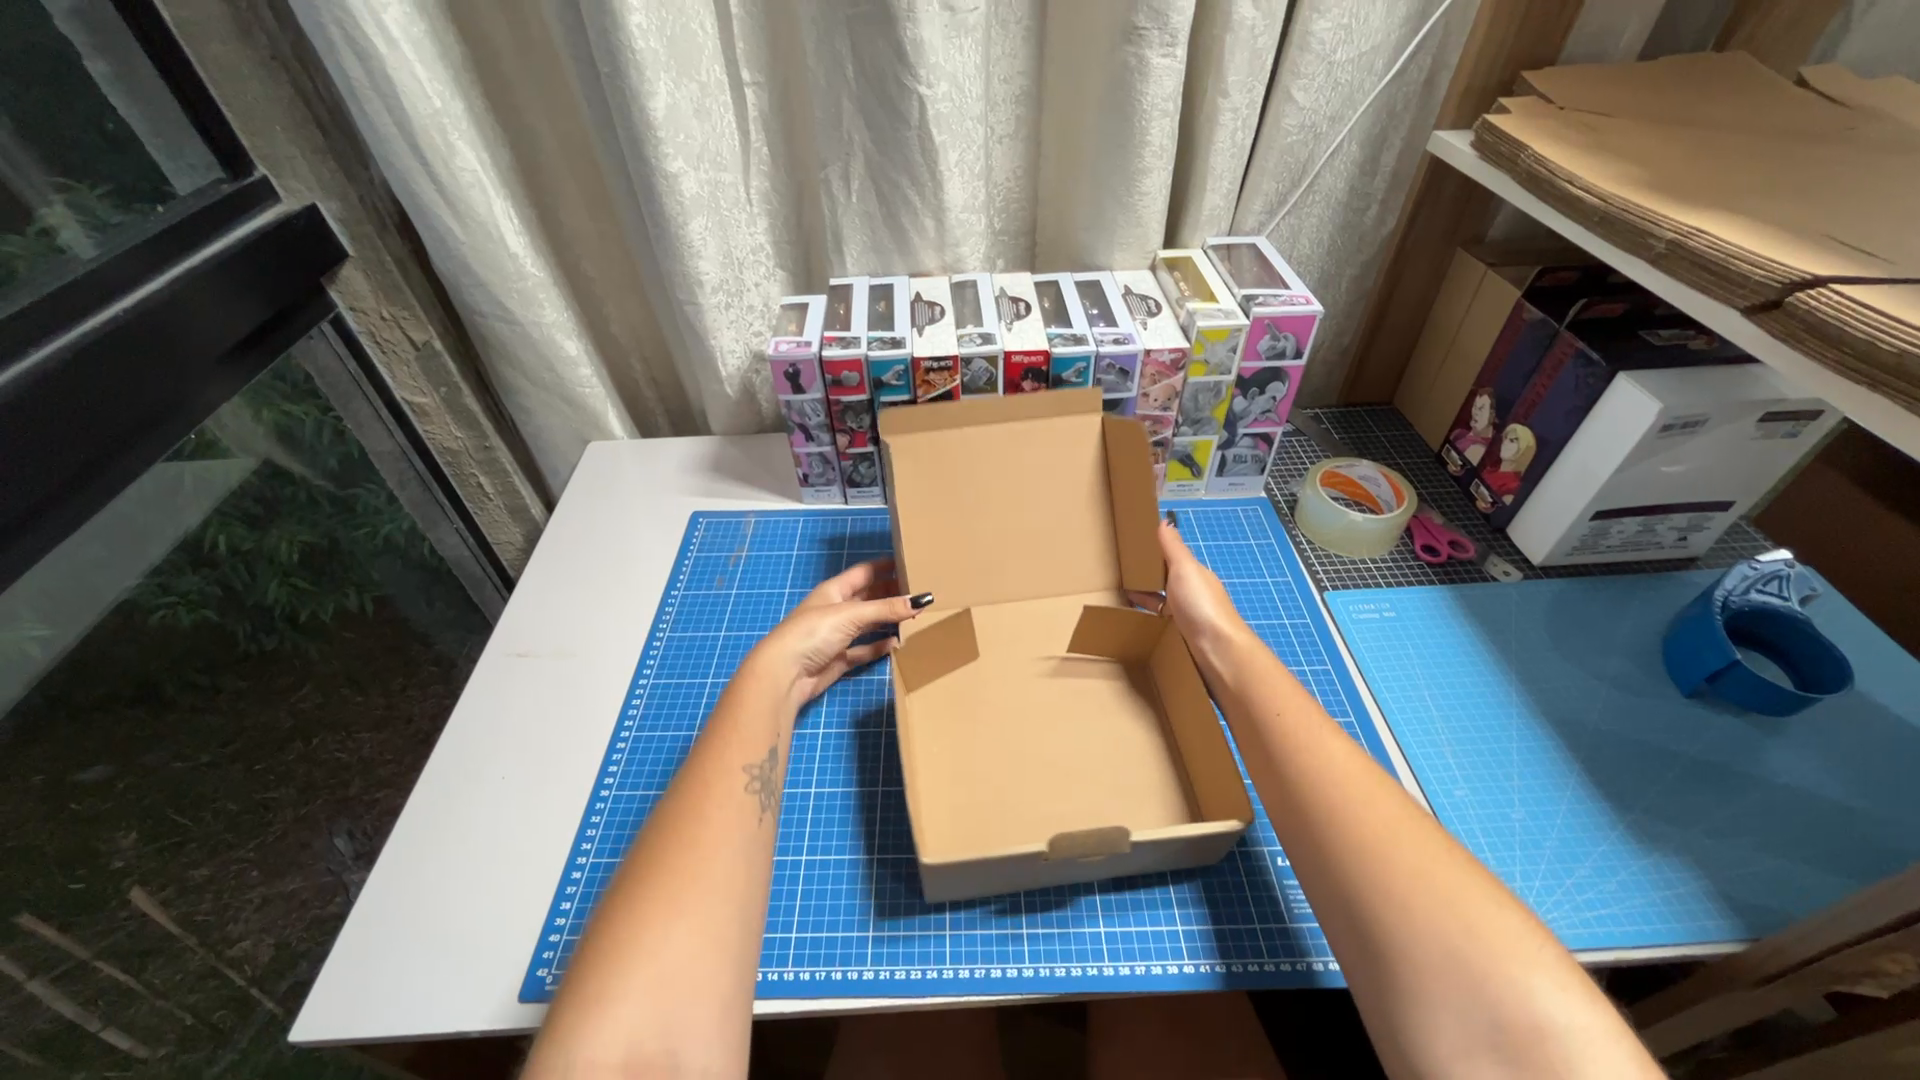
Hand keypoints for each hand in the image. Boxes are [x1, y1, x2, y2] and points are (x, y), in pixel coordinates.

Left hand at [746, 558, 928, 706]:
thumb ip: (886, 608)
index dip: (885, 566)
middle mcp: (836, 610)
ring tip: (917, 617)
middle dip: (892, 594)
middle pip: (869, 597)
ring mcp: (837, 635)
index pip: (865, 572)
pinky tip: (898, 643)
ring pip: (869, 624)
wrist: (785, 674)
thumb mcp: (851, 614)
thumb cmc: (813, 632)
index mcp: (834, 590)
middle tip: (921, 593)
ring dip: (889, 621)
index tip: (911, 562)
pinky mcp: (840, 658)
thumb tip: (921, 600)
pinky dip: (880, 646)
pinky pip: (865, 649)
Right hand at [1126, 519, 1249, 658]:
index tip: (1131, 548)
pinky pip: (1162, 618)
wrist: (1217, 647)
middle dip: (1147, 573)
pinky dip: (1149, 613)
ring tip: (1120, 592)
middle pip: (1167, 578)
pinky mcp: (1183, 632)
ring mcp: (1190, 613)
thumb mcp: (1184, 569)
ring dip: (1146, 594)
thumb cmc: (1200, 603)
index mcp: (1195, 573)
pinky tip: (1135, 616)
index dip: (1154, 551)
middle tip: (1119, 571)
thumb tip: (1165, 520)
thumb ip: (1173, 547)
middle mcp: (1194, 591)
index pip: (1173, 557)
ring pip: (1164, 598)